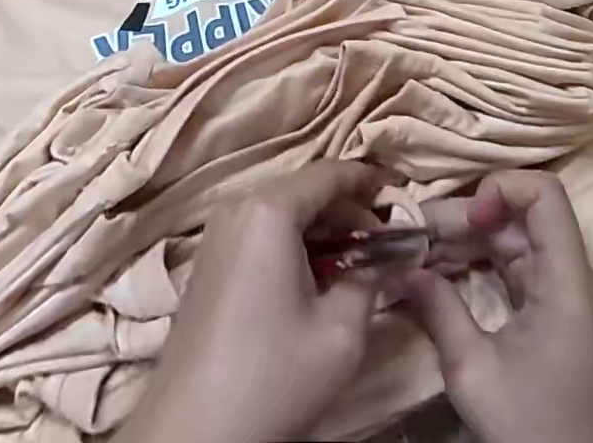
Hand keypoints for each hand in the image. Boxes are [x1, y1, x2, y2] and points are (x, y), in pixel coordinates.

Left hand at [115, 160, 387, 442]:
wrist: (194, 427)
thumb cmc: (274, 374)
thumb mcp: (340, 332)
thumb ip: (369, 280)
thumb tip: (385, 258)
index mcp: (269, 210)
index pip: (327, 174)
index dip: (366, 178)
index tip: (397, 188)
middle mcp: (238, 206)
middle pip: (303, 189)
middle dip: (346, 208)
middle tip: (384, 237)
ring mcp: (218, 230)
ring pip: (281, 209)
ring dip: (321, 225)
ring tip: (357, 256)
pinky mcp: (210, 256)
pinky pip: (261, 229)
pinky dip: (294, 239)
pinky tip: (317, 270)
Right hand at [399, 172, 592, 442]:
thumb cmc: (535, 430)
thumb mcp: (475, 372)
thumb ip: (438, 308)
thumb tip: (399, 265)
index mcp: (566, 282)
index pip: (544, 194)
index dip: (500, 189)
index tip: (464, 219)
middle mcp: (571, 280)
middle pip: (517, 218)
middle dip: (461, 220)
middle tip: (412, 238)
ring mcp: (563, 299)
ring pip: (511, 243)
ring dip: (462, 244)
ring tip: (414, 256)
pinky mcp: (553, 319)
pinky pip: (512, 271)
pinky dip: (475, 267)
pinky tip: (437, 276)